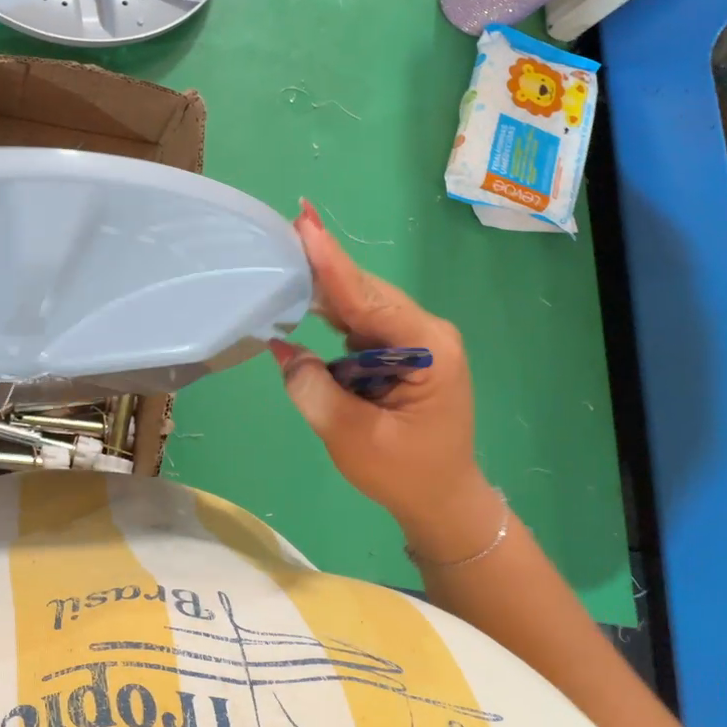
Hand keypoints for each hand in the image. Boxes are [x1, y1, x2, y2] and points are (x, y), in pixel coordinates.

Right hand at [271, 199, 491, 540]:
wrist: (443, 502)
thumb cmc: (405, 474)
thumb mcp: (352, 438)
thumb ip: (314, 390)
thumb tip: (284, 349)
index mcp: (426, 350)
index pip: (366, 298)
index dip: (330, 262)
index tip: (304, 223)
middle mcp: (423, 334)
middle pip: (363, 289)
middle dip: (322, 261)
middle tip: (284, 229)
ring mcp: (411, 340)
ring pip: (358, 300)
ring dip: (321, 283)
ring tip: (284, 254)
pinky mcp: (395, 351)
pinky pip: (355, 319)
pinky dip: (326, 308)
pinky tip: (300, 295)